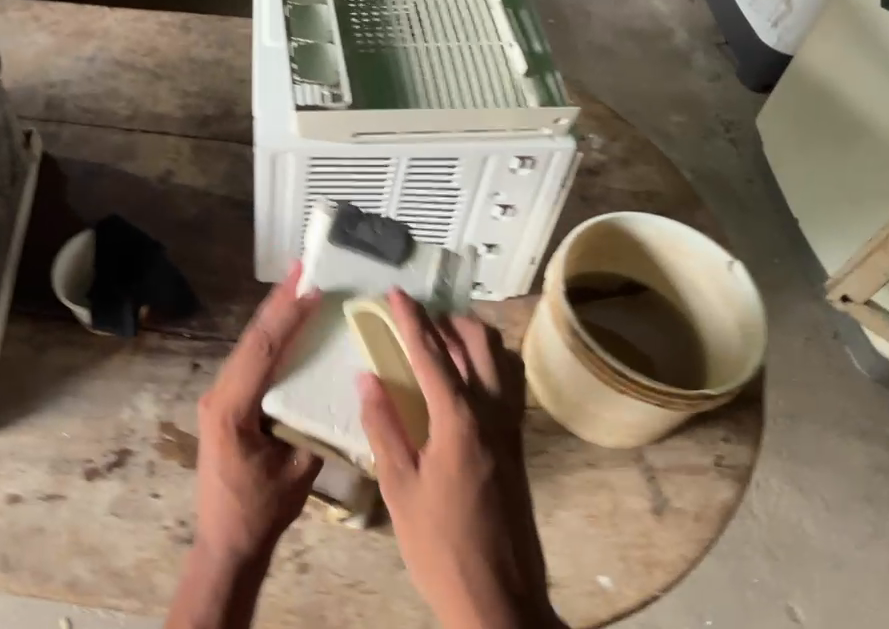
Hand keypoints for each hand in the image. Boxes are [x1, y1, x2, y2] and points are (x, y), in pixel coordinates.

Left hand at [167, 266, 322, 628]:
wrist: (226, 542)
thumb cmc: (259, 512)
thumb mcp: (296, 472)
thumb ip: (314, 429)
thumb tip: (341, 392)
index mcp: (230, 408)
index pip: (262, 352)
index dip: (287, 318)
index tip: (310, 289)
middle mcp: (219, 394)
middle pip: (252, 339)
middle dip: (278, 302)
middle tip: (300, 268)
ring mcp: (219, 396)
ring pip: (249, 346)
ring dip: (274, 315)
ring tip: (297, 284)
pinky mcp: (227, 403)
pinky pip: (251, 362)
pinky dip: (271, 338)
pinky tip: (287, 324)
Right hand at [358, 291, 561, 628]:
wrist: (498, 599)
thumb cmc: (439, 545)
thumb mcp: (399, 488)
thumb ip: (384, 426)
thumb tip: (369, 377)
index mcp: (459, 420)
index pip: (432, 354)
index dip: (411, 319)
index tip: (395, 292)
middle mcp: (493, 413)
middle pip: (478, 343)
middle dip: (447, 320)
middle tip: (417, 317)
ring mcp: (512, 428)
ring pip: (501, 359)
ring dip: (473, 338)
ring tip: (441, 340)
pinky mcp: (519, 445)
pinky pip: (509, 384)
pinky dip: (490, 364)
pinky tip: (467, 379)